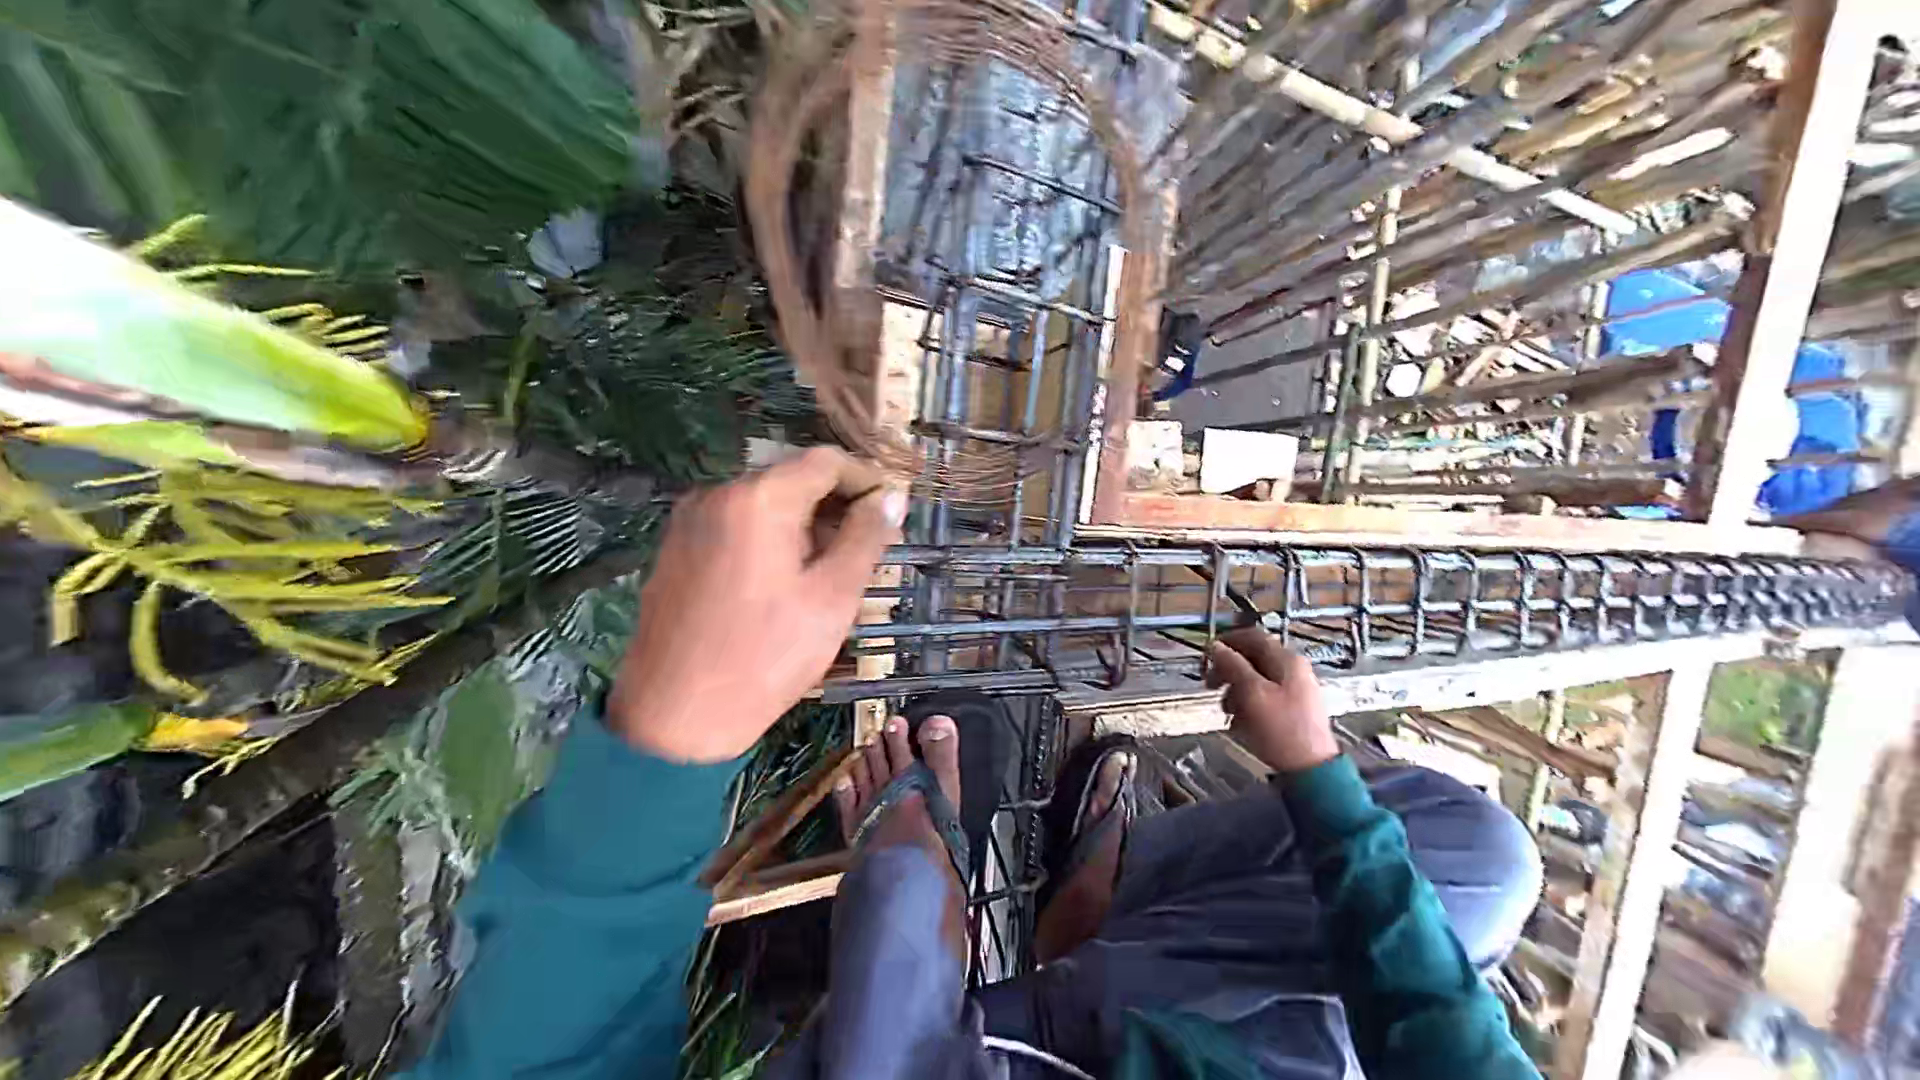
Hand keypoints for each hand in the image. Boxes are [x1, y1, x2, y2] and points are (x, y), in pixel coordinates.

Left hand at [608, 447, 906, 762]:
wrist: (674, 718)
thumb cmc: (765, 657)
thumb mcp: (833, 597)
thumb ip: (866, 536)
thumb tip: (892, 497)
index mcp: (758, 499)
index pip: (825, 460)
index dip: (866, 480)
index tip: (890, 516)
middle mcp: (717, 494)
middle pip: (793, 479)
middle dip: (836, 506)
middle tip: (868, 551)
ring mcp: (690, 520)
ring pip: (765, 504)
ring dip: (806, 525)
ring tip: (831, 573)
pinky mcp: (677, 548)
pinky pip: (737, 525)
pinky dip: (772, 539)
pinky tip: (787, 582)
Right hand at [1204, 627, 1339, 772]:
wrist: (1310, 770)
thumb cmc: (1280, 729)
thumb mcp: (1251, 693)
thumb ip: (1232, 665)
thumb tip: (1215, 646)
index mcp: (1287, 660)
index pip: (1252, 636)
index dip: (1226, 641)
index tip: (1206, 655)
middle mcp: (1293, 670)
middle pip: (1252, 658)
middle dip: (1228, 671)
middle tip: (1210, 685)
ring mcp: (1295, 689)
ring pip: (1255, 679)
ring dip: (1235, 691)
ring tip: (1228, 710)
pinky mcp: (1293, 708)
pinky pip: (1263, 696)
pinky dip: (1248, 704)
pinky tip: (1242, 720)